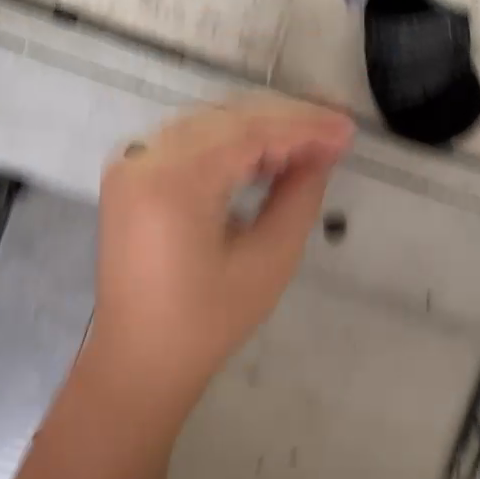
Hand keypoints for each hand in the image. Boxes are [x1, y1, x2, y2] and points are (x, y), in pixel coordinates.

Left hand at [79, 97, 354, 421]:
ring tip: (312, 142)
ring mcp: (132, 163)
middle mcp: (145, 158)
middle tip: (337, 130)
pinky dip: (232, 142)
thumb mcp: (269, 260)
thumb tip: (322, 152)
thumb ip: (299, 195)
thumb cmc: (207, 321)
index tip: (348, 131)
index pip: (250, 132)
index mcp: (174, 181)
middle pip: (228, 118)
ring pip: (210, 123)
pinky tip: (268, 154)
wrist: (140, 360)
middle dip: (287, 121)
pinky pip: (190, 140)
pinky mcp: (132, 175)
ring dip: (262, 128)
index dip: (304, 127)